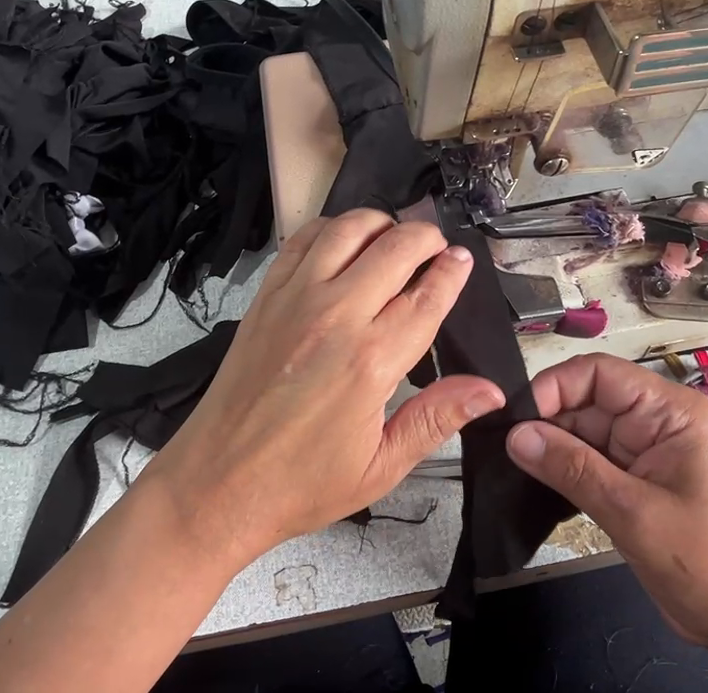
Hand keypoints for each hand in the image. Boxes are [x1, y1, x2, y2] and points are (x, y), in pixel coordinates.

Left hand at [144, 209, 505, 564]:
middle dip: (426, 238)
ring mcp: (296, 299)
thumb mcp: (381, 466)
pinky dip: (331, 229)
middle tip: (437, 248)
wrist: (217, 482)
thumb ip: (437, 417)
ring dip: (380, 224)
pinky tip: (345, 244)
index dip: (452, 271)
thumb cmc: (302, 483)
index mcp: (372, 361)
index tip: (463, 260)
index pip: (427, 296)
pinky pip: (303, 239)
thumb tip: (491, 390)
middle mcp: (336, 316)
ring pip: (349, 229)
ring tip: (394, 239)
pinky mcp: (267, 296)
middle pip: (395, 248)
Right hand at [505, 354, 707, 649]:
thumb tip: (516, 435)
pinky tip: (534, 485)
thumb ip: (573, 469)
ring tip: (509, 466)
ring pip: (583, 435)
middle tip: (502, 449)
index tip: (514, 419)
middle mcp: (656, 423)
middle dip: (546, 422)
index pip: (599, 374)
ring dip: (551, 450)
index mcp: (670, 412)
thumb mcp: (634, 513)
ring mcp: (645, 454)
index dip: (555, 387)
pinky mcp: (636, 484)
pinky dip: (564, 473)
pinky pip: (590, 464)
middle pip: (587, 402)